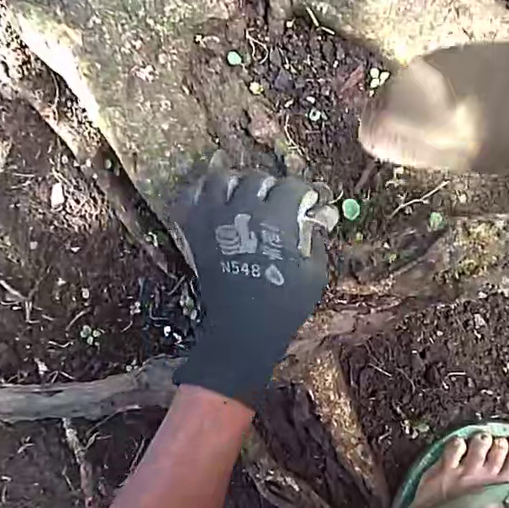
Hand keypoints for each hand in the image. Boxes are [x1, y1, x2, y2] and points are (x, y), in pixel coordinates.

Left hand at [172, 162, 331, 407]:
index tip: (306, 204)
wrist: (243, 328)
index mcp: (277, 219)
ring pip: (221, 179)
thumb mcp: (315, 272)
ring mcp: (214, 218)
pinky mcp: (194, 230)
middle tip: (276, 205)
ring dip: (236, 185)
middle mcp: (243, 210)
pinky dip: (201, 194)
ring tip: (244, 199)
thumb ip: (316, 236)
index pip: (292, 186)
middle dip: (271, 188)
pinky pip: (190, 197)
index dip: (303, 193)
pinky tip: (215, 203)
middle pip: (257, 178)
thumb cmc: (286, 304)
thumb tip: (318, 214)